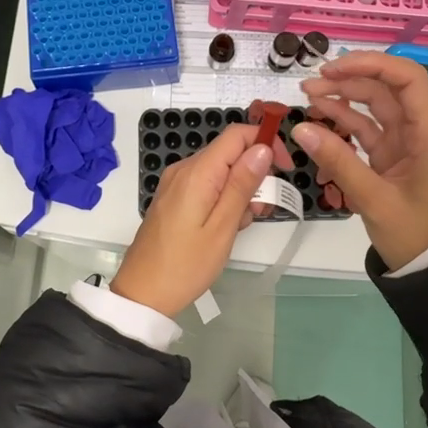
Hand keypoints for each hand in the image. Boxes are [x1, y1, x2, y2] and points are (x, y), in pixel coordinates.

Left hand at [112, 123, 274, 316]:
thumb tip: (262, 148)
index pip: (237, 135)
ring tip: (241, 225)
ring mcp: (176, 182)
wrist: (142, 293)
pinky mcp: (174, 197)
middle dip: (254, 173)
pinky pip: (207, 184)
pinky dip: (223, 198)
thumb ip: (242, 185)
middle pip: (230, 152)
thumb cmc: (185, 265)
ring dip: (240, 190)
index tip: (285, 168)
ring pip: (220, 170)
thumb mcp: (222, 228)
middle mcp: (184, 169)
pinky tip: (226, 227)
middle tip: (261, 210)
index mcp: (197, 172)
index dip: (265, 142)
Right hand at [294, 51, 427, 269]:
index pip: (408, 79)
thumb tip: (302, 129)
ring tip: (308, 96)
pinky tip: (318, 121)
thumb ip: (339, 162)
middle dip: (349, 79)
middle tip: (312, 84)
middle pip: (385, 89)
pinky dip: (342, 123)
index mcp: (427, 135)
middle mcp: (417, 132)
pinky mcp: (389, 159)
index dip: (373, 64)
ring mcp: (403, 145)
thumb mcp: (375, 200)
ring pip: (372, 107)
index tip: (336, 69)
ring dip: (342, 98)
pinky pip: (365, 130)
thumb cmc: (416, 235)